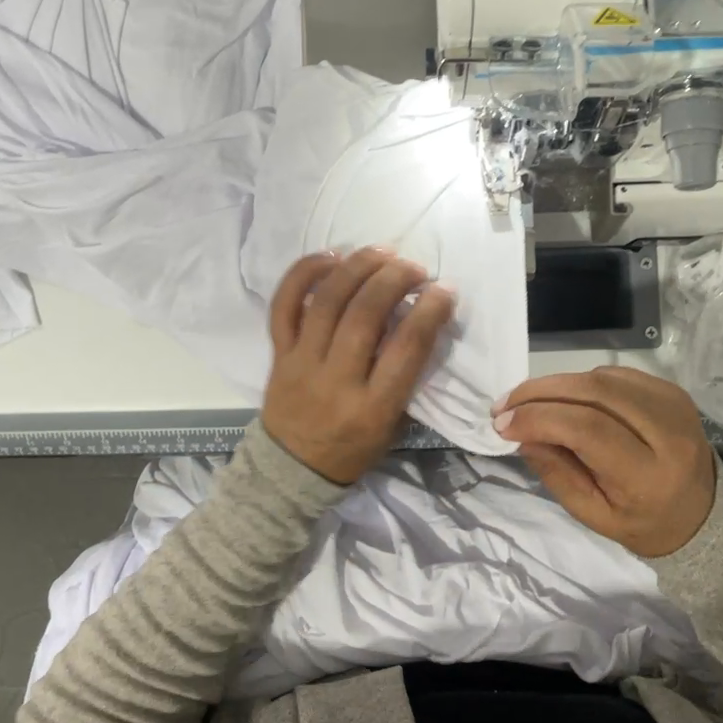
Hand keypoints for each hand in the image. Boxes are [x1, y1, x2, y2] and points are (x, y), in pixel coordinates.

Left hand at [262, 248, 455, 484]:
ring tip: (382, 253)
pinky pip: (285, 305)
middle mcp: (335, 381)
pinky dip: (305, 274)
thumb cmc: (353, 448)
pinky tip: (331, 256)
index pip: (406, 348)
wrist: (292, 469)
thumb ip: (406, 375)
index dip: (429, 311)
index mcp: (372, 408)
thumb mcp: (392, 424)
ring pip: (327, 303)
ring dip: (357, 268)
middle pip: (364, 316)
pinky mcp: (279, 353)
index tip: (444, 289)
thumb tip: (422, 317)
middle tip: (413, 267)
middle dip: (393, 281)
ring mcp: (302, 364)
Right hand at [494, 367, 716, 557]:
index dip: (539, 418)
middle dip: (540, 393)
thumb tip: (519, 434)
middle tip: (503, 405)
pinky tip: (563, 398)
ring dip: (556, 385)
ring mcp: (673, 404)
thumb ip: (556, 473)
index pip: (588, 429)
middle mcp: (668, 431)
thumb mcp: (594, 515)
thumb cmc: (644, 523)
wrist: (704, 516)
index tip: (501, 424)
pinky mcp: (672, 390)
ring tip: (525, 402)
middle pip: (594, 392)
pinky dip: (581, 382)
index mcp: (650, 474)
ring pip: (601, 377)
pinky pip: (615, 374)